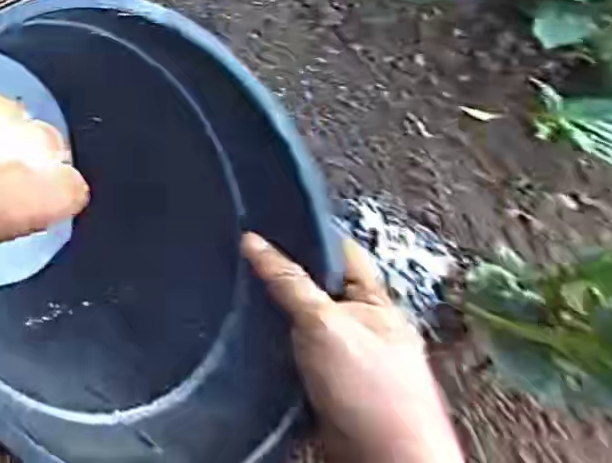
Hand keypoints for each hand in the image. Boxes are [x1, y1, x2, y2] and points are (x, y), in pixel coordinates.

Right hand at [242, 233, 463, 462]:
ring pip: (298, 317)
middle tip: (239, 249)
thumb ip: (288, 280)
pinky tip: (244, 327)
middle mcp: (361, 327)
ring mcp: (342, 357)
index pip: (340, 251)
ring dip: (272, 307)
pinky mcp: (323, 384)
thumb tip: (250, 239)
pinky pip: (289, 348)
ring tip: (234, 283)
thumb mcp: (324, 324)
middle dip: (280, 269)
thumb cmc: (372, 396)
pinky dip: (269, 338)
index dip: (306, 231)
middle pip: (314, 283)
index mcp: (376, 306)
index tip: (265, 216)